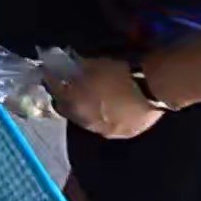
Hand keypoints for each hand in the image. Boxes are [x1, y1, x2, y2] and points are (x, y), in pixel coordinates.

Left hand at [46, 57, 164, 139]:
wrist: (149, 87)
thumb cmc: (114, 72)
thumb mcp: (87, 66)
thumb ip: (73, 72)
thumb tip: (66, 72)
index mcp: (72, 103)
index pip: (54, 94)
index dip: (51, 83)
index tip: (50, 76)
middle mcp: (85, 121)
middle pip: (67, 111)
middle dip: (65, 100)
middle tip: (67, 91)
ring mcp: (104, 131)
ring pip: (86, 122)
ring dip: (83, 111)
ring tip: (86, 101)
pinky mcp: (123, 135)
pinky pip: (106, 127)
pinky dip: (101, 118)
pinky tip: (104, 110)